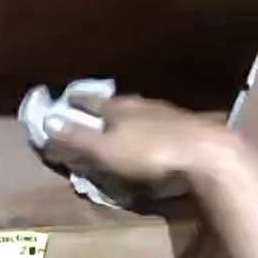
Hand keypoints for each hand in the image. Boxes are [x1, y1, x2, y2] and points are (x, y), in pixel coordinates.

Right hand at [41, 93, 255, 189]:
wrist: (210, 157)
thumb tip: (47, 122)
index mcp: (119, 108)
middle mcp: (143, 106)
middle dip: (101, 108)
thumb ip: (76, 138)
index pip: (91, 101)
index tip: (64, 100)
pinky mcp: (187, 129)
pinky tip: (147, 137)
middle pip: (116, 104)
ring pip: (139, 113)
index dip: (76, 101)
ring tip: (117, 125)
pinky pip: (157, 126)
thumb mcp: (104, 150)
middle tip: (89, 112)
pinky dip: (145, 130)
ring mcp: (168, 115)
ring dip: (126, 118)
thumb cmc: (150, 152)